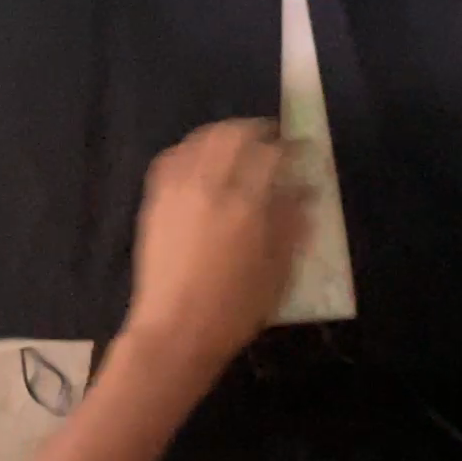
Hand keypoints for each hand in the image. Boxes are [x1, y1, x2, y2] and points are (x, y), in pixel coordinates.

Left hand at [123, 119, 308, 367]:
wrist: (175, 330)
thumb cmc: (234, 308)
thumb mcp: (278, 271)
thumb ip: (293, 223)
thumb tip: (306, 190)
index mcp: (246, 204)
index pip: (271, 154)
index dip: (290, 146)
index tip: (300, 149)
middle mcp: (210, 186)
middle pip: (233, 135)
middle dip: (255, 131)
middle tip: (270, 140)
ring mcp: (178, 189)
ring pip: (201, 140)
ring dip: (224, 134)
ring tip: (238, 145)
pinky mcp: (156, 199)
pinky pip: (172, 157)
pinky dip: (191, 149)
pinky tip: (201, 159)